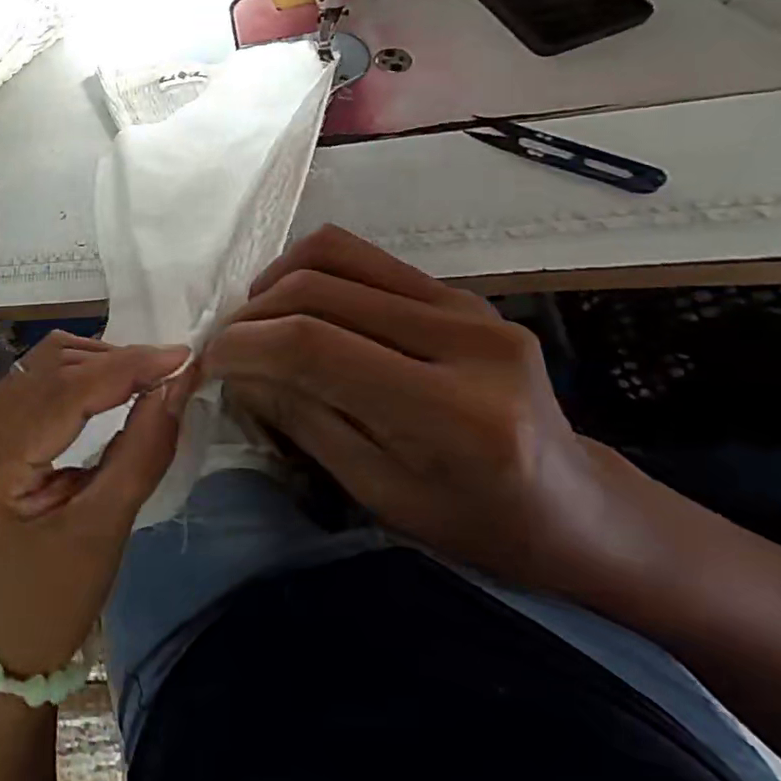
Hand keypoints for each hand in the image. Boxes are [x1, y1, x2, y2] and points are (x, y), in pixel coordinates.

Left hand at [0, 332, 189, 677]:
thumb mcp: (107, 526)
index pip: (63, 395)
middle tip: (170, 370)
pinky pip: (32, 381)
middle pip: (49, 370)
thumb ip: (143, 448)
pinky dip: (77, 376)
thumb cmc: (61, 594)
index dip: (126, 368)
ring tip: (145, 379)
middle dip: (115, 362)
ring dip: (97, 364)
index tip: (182, 356)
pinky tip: (109, 387)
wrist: (14, 631)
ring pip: (41, 366)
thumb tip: (175, 384)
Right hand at [201, 225, 653, 597]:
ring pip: (337, 255)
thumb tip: (238, 369)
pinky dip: (312, 274)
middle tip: (222, 349)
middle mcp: (466, 338)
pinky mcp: (461, 292)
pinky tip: (297, 309)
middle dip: (251, 315)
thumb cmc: (477, 526)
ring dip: (276, 282)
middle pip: (319, 289)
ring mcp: (468, 304)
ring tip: (254, 323)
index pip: (317, 347)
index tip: (207, 362)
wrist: (574, 504)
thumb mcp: (381, 495)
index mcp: (453, 413)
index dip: (245, 346)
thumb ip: (306, 422)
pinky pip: (365, 259)